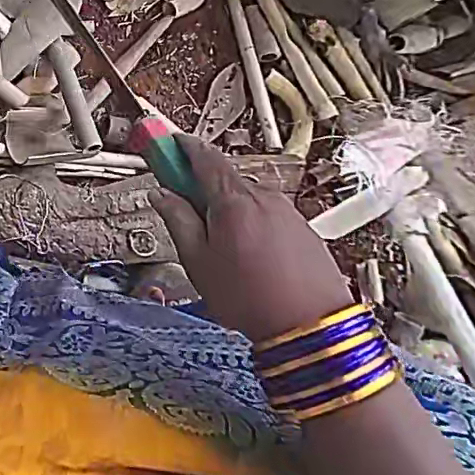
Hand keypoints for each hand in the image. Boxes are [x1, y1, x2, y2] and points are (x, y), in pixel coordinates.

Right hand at [150, 135, 352, 341]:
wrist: (313, 330)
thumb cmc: (253, 299)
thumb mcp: (197, 260)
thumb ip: (177, 219)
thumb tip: (162, 197)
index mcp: (233, 201)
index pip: (203, 156)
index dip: (181, 146)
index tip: (167, 145)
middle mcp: (264, 199)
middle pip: (224, 178)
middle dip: (200, 187)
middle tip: (183, 207)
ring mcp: (288, 213)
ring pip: (245, 199)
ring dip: (226, 209)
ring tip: (218, 246)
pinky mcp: (303, 230)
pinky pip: (266, 215)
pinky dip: (250, 223)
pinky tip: (245, 255)